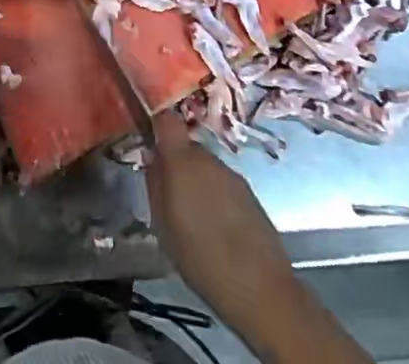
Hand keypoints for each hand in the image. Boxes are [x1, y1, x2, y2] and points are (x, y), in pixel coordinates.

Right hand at [145, 116, 373, 363]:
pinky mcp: (249, 194)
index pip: (168, 120)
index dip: (157, 124)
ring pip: (205, 166)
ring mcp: (233, 175)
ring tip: (190, 215)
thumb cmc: (200, 257)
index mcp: (183, 161)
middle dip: (175, 162)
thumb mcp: (162, 225)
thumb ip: (154, 185)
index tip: (148, 139)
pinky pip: (222, 183)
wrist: (260, 287)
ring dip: (195, 180)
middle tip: (166, 192)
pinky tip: (213, 225)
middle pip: (187, 146)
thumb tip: (151, 157)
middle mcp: (210, 160)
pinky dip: (214, 194)